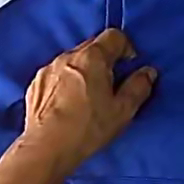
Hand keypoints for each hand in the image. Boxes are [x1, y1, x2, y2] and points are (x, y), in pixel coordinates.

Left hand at [10, 29, 155, 180]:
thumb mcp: (124, 109)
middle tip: (115, 84)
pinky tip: (73, 102)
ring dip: (87, 70)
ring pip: (75, 60)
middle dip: (107, 59)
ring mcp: (48, 69)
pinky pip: (58, 73)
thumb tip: (148, 72)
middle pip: (93, 46)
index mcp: (92, 59)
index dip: (127, 48)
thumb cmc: (89, 128)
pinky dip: (69, 81)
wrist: (47, 148)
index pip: (114, 36)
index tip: (130, 66)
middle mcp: (67, 57)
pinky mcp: (36, 84)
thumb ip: (139, 86)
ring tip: (93, 95)